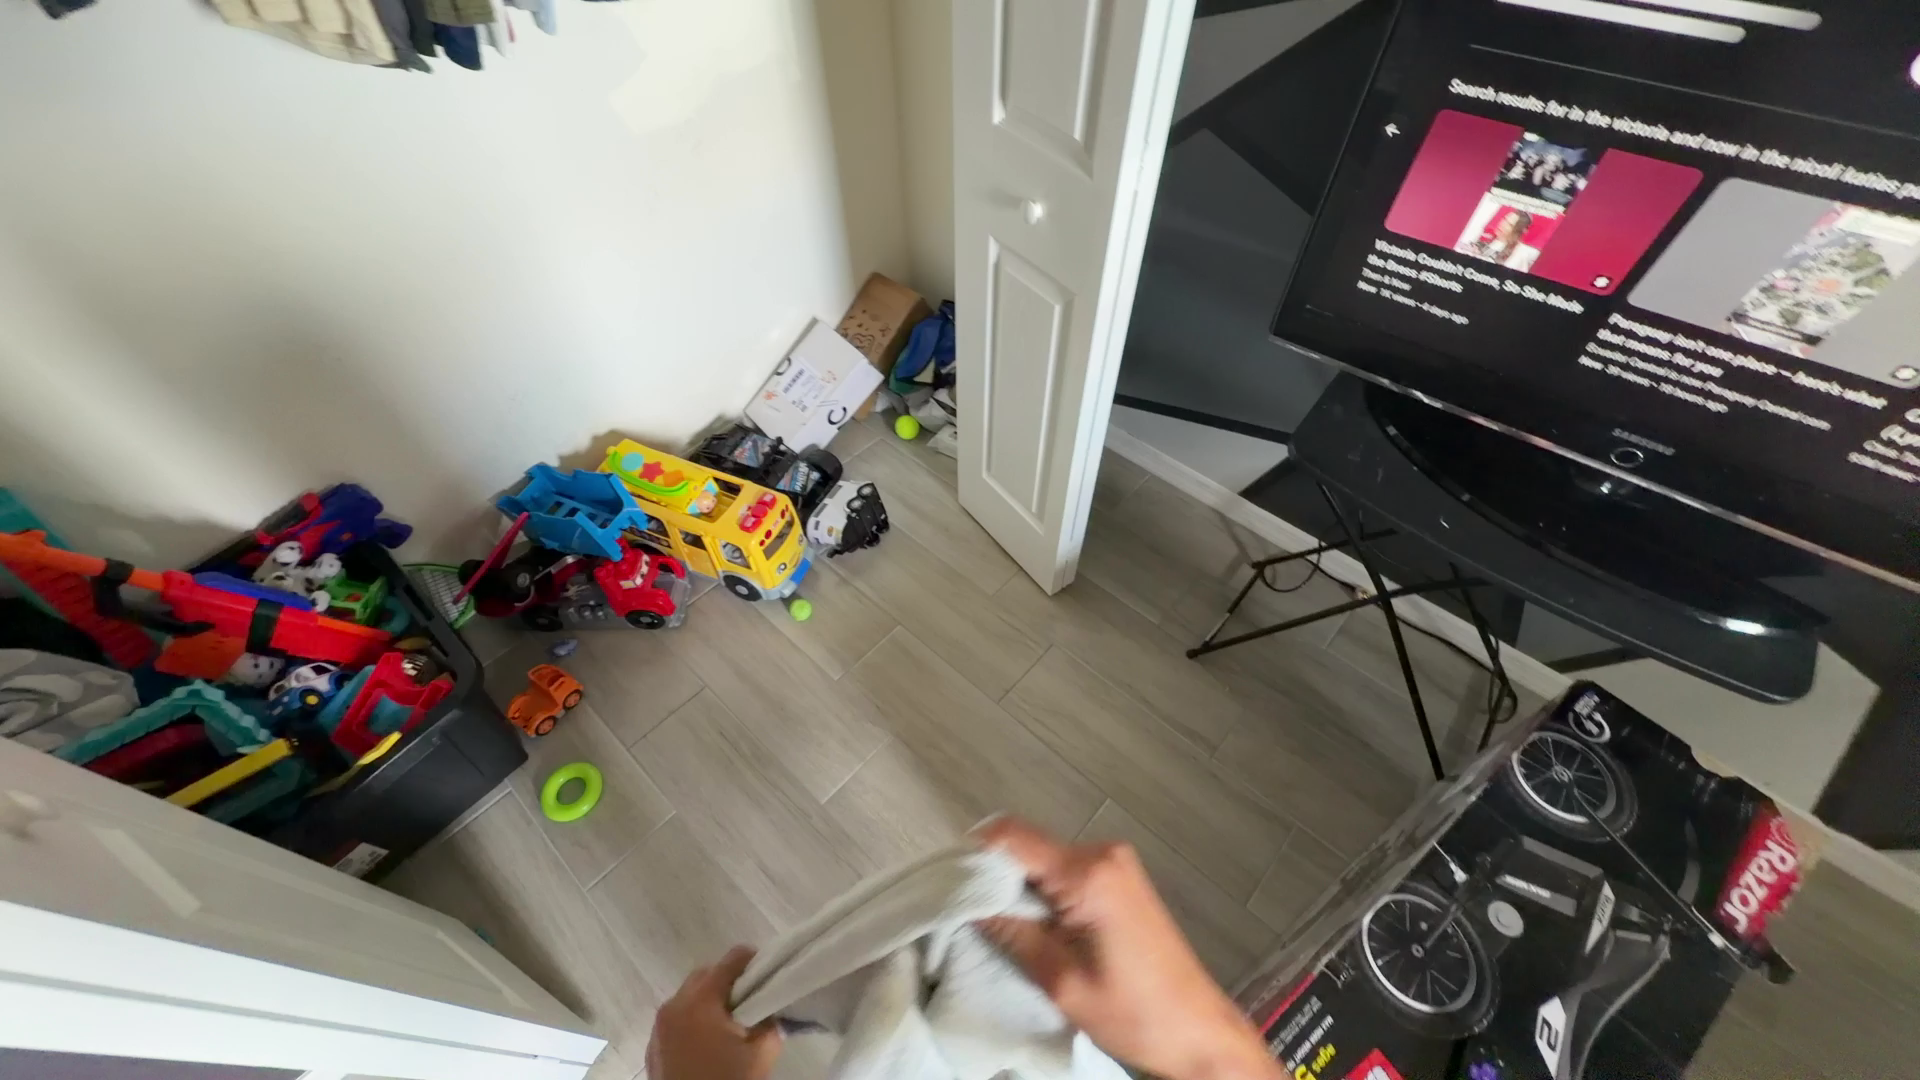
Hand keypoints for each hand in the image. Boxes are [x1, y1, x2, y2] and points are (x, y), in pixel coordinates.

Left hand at [648, 946, 782, 1079]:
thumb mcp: (762, 1053)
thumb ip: (771, 1021)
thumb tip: (769, 1008)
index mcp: (701, 1000)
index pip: (732, 959)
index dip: (753, 961)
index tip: (767, 973)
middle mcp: (674, 1006)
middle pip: (706, 974)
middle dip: (728, 980)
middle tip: (748, 999)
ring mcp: (658, 1028)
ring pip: (688, 995)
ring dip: (708, 999)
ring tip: (727, 1023)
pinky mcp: (652, 1048)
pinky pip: (675, 1019)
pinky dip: (692, 1019)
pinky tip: (707, 1042)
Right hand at [975, 818, 1281, 1079]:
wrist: (1199, 1030)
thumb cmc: (1133, 1011)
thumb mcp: (1060, 979)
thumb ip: (1012, 931)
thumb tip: (967, 903)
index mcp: (1087, 872)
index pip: (1013, 836)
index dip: (975, 852)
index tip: (949, 882)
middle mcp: (1102, 852)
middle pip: (1029, 845)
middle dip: (998, 876)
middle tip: (975, 916)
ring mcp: (1116, 861)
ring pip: (1046, 858)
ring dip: (1024, 887)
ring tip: (1011, 929)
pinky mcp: (1121, 875)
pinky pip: (1067, 869)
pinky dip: (1047, 891)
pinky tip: (1043, 926)